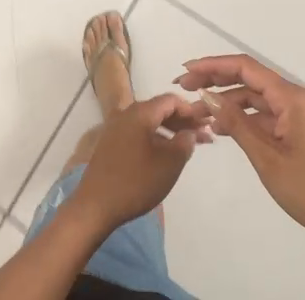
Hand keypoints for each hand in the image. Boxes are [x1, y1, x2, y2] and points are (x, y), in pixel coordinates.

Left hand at [68, 93, 213, 232]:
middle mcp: (125, 113)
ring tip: (189, 147)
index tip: (207, 122)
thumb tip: (190, 132)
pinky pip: (138, 133)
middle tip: (204, 136)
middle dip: (183, 121)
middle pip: (159, 110)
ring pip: (149, 122)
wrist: (96, 204)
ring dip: (170, 131)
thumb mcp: (169, 164)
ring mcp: (115, 128)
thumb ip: (185, 143)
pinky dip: (155, 138)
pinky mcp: (111, 143)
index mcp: (140, 112)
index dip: (191, 109)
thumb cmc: (136, 182)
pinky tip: (166, 154)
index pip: (170, 100)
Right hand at [176, 54, 304, 241]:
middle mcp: (298, 98)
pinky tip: (224, 129)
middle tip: (185, 87)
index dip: (213, 66)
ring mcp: (302, 113)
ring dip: (229, 103)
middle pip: (251, 79)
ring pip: (257, 98)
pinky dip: (246, 118)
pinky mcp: (302, 128)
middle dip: (216, 81)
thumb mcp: (265, 157)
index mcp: (293, 98)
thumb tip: (207, 96)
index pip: (246, 68)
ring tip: (198, 114)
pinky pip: (268, 114)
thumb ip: (236, 122)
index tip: (186, 71)